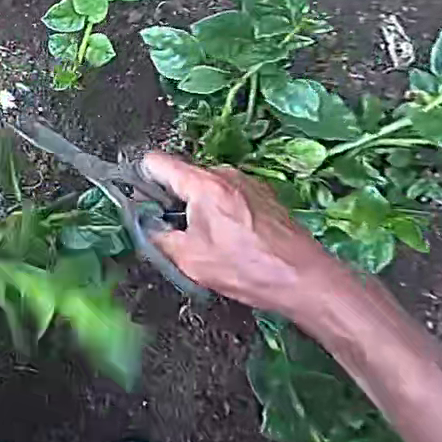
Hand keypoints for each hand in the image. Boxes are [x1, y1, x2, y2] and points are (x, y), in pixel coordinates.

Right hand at [139, 152, 351, 318]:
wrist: (305, 278)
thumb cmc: (248, 268)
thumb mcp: (191, 260)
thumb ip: (159, 237)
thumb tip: (147, 227)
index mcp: (202, 183)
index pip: (156, 162)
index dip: (140, 178)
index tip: (137, 198)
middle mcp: (224, 173)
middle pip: (182, 176)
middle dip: (172, 200)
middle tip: (174, 233)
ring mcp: (246, 181)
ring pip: (206, 187)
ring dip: (198, 208)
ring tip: (207, 243)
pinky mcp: (262, 194)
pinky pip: (228, 194)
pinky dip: (221, 211)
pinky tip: (231, 241)